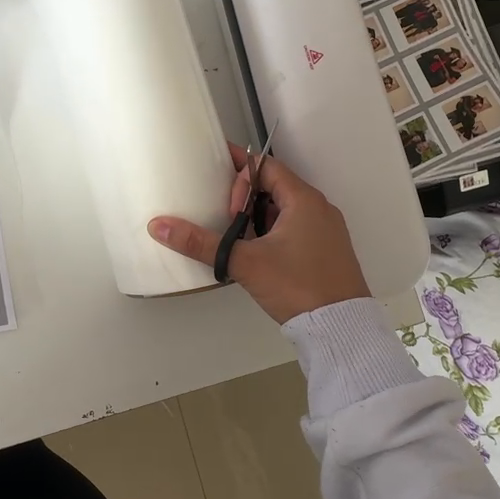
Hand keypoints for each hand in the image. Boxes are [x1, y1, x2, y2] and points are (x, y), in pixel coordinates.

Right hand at [147, 146, 369, 323]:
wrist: (341, 331)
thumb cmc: (296, 286)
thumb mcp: (243, 262)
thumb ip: (201, 243)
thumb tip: (158, 226)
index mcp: (303, 200)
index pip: (266, 166)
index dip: (238, 167)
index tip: (212, 170)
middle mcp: (318, 209)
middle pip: (274, 186)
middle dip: (243, 192)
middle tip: (217, 207)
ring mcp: (325, 231)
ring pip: (283, 208)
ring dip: (255, 213)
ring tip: (229, 227)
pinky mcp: (326, 252)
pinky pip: (293, 227)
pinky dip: (269, 229)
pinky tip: (251, 247)